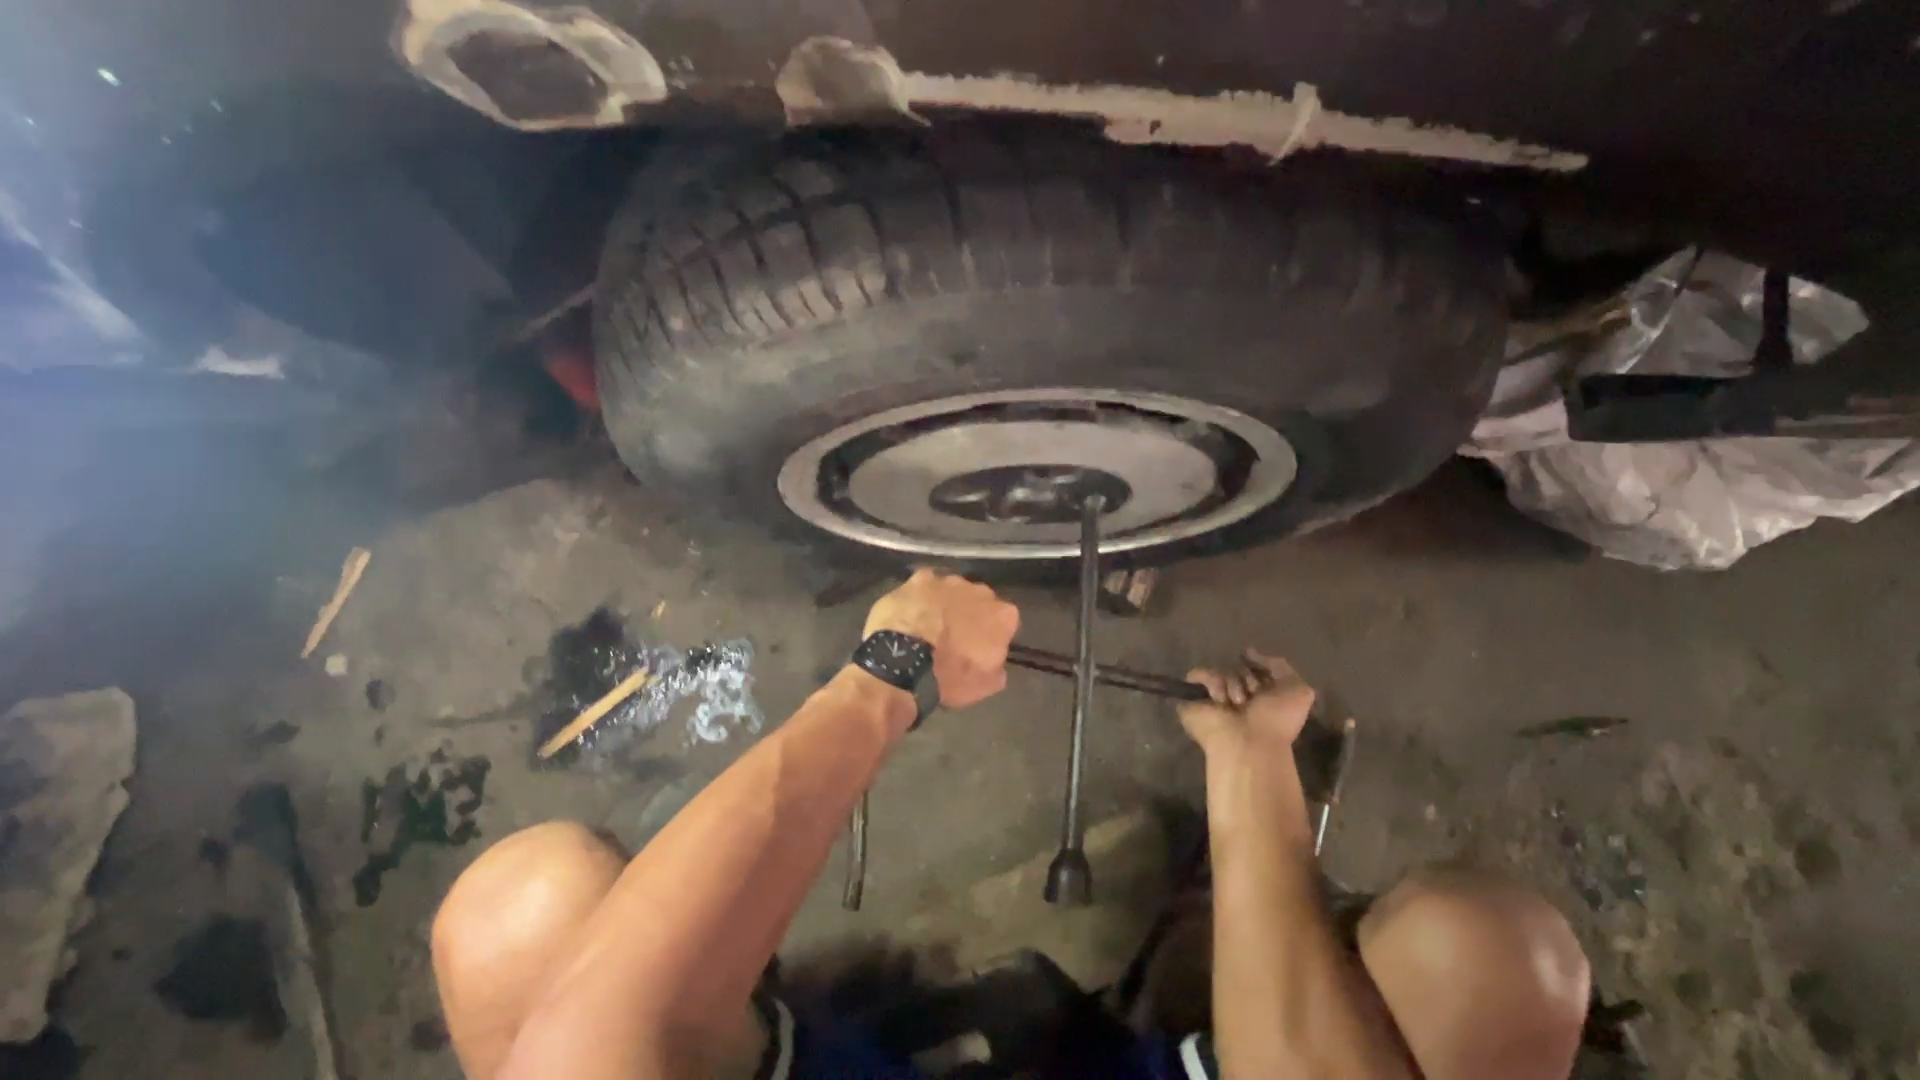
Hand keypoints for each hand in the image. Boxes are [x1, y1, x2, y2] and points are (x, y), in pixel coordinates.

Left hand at [864, 569, 1019, 707]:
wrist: (903, 662)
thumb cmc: (950, 676)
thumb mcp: (986, 685)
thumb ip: (998, 666)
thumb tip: (994, 659)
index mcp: (1003, 615)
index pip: (1005, 622)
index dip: (992, 636)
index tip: (980, 650)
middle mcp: (981, 591)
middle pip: (979, 601)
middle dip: (970, 615)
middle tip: (954, 638)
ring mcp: (949, 581)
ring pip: (952, 591)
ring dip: (946, 604)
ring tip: (928, 626)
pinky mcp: (919, 579)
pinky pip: (925, 586)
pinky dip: (921, 597)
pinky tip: (910, 613)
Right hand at [1178, 649, 1314, 756]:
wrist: (1249, 743)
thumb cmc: (1277, 720)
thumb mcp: (1298, 689)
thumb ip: (1280, 666)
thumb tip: (1249, 653)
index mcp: (1262, 697)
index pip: (1256, 669)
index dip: (1262, 670)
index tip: (1265, 680)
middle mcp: (1239, 698)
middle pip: (1239, 668)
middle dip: (1247, 679)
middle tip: (1251, 698)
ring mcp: (1216, 698)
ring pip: (1221, 670)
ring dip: (1232, 684)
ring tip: (1236, 703)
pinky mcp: (1194, 699)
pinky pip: (1199, 675)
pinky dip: (1210, 682)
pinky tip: (1219, 699)